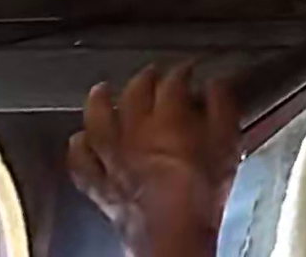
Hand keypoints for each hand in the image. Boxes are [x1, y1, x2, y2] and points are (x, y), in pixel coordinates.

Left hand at [68, 63, 240, 256]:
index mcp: (169, 119)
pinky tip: (78, 139)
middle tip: (154, 71)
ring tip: (100, 90)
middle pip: (133, 94)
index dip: (184, 69)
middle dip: (145, 77)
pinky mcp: (103, 188)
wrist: (177, 238)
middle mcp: (136, 135)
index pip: (174, 81)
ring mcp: (115, 162)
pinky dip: (77, 149)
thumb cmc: (204, 189)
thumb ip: (223, 104)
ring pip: (98, 124)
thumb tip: (217, 83)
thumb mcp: (228, 138)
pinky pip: (81, 165)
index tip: (192, 66)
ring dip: (97, 104)